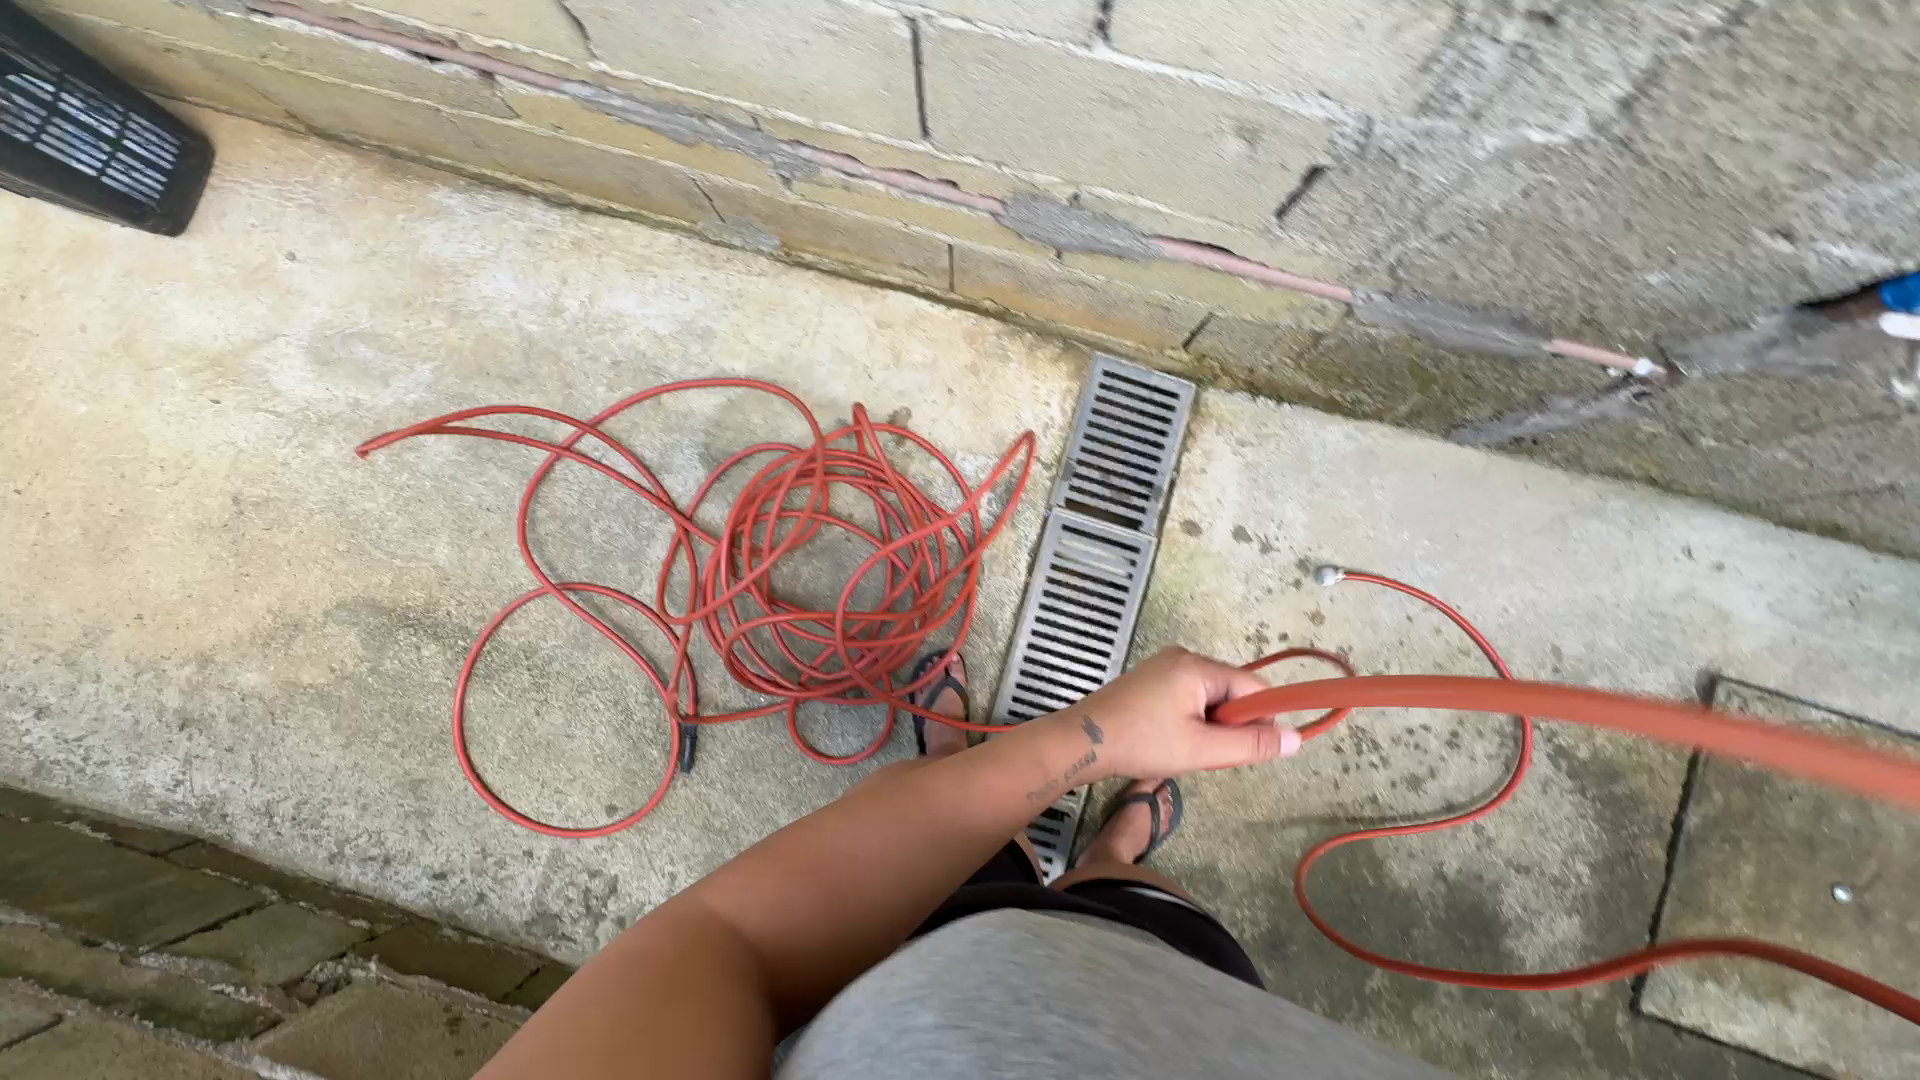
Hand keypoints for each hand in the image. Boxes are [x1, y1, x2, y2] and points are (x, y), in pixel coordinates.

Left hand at [1061, 646, 1300, 780]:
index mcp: (1196, 666)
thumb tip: (1296, 738)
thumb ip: (1251, 744)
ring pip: (1209, 698)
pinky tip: (1171, 740)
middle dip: (1229, 725)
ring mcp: (1162, 666)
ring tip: (1184, 748)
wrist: (1083, 741)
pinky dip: (1189, 721)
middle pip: (1231, 691)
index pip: (1253, 687)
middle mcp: (1182, 657)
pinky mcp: (1149, 680)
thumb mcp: (1202, 749)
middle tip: (1207, 752)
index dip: (1262, 718)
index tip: (1253, 748)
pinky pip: (1187, 698)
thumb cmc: (1142, 742)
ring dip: (1208, 726)